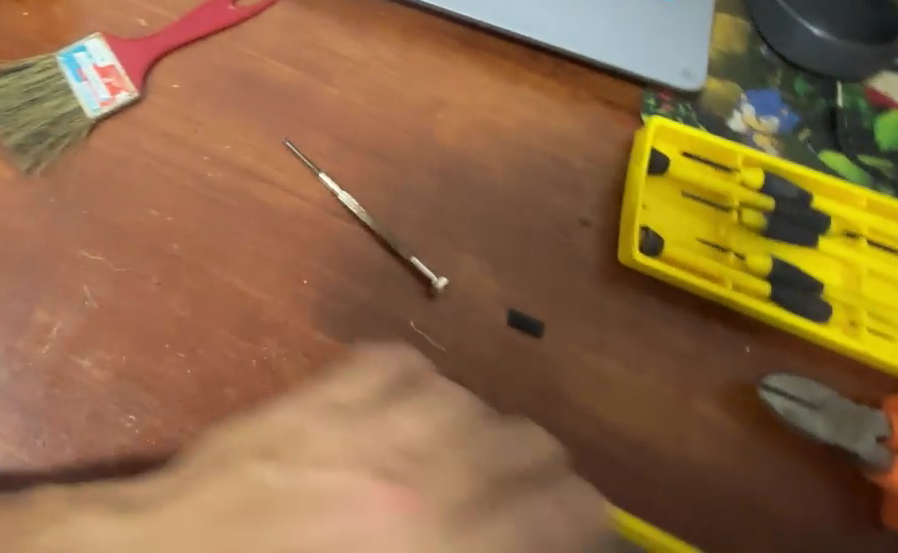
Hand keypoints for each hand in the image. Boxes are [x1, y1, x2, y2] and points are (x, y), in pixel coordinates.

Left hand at [53, 344, 605, 551]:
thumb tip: (499, 538)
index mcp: (439, 545)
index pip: (556, 510)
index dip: (587, 516)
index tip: (589, 524)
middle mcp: (408, 476)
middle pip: (516, 441)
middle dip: (544, 468)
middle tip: (543, 492)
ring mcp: (353, 426)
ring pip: (456, 394)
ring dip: (480, 421)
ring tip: (476, 447)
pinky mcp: (308, 400)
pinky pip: (384, 362)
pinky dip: (414, 376)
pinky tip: (413, 399)